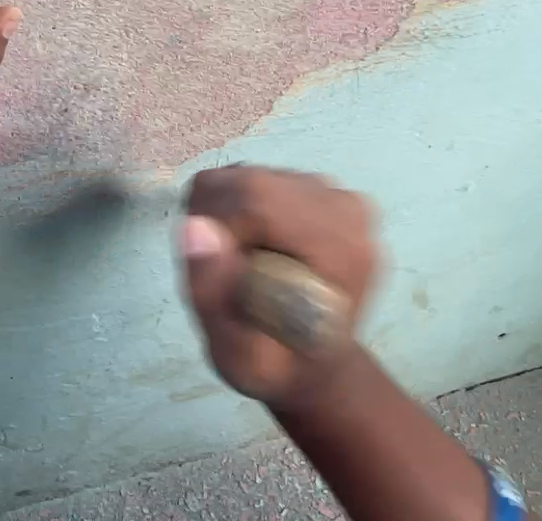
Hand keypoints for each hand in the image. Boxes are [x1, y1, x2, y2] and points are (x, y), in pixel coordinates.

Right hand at [180, 165, 380, 410]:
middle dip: (216, 216)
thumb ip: (213, 294)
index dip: (215, 224)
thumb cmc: (276, 365)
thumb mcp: (237, 355)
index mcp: (341, 248)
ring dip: (224, 212)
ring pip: (248, 175)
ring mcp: (336, 194)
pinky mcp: (321, 189)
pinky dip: (236, 206)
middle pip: (251, 180)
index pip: (255, 198)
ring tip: (235, 262)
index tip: (210, 267)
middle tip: (216, 266)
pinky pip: (256, 177)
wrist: (314, 362)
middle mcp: (345, 209)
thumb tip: (196, 227)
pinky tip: (249, 245)